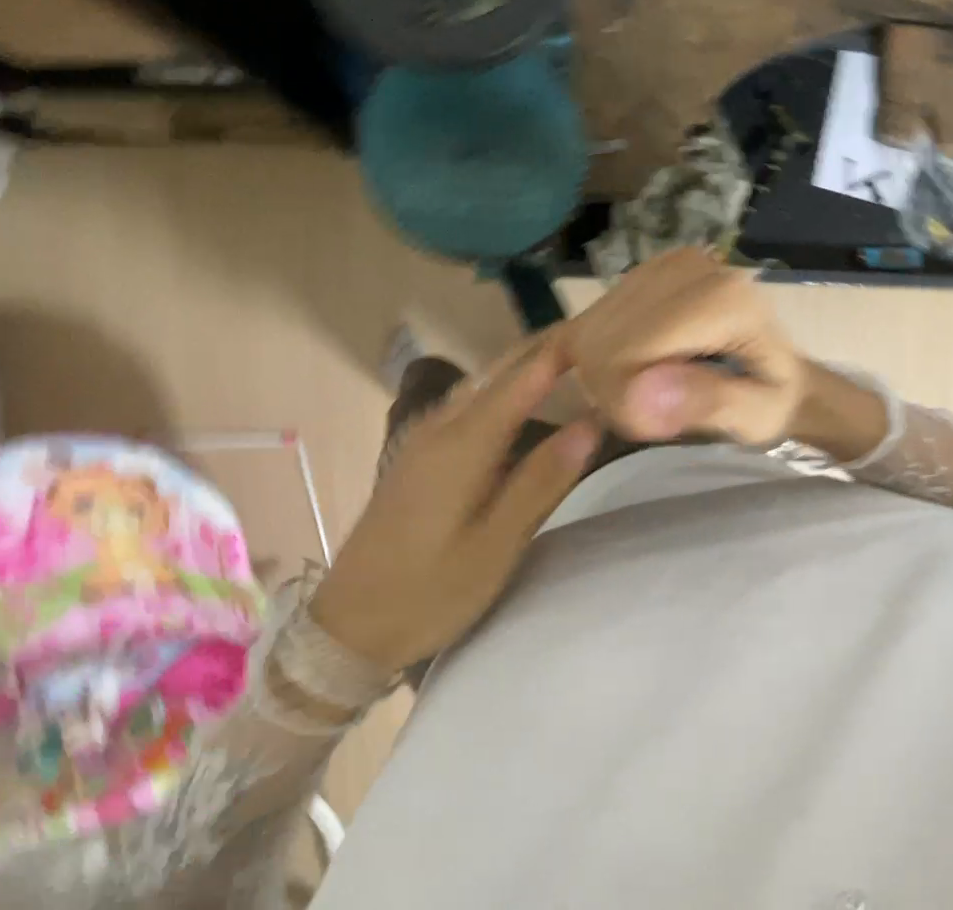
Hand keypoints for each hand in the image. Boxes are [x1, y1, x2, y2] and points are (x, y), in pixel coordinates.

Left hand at [309, 332, 600, 669]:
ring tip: (565, 357)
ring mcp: (421, 441)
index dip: (560, 350)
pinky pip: (464, 405)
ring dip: (519, 367)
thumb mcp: (496, 545)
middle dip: (541, 350)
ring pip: (478, 386)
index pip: (520, 379)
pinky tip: (516, 400)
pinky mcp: (415, 458)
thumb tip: (590, 422)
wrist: (349, 626)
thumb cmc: (430, 591)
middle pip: (495, 373)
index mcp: (462, 445)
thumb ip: (542, 480)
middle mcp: (439, 429)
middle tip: (593, 335)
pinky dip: (498, 390)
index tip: (604, 327)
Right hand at [564, 248, 805, 444]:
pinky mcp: (640, 275)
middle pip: (603, 337)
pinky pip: (587, 314)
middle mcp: (688, 268)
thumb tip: (643, 390)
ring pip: (589, 328)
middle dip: (611, 388)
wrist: (778, 371)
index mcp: (722, 299)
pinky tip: (566, 375)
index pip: (628, 350)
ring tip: (640, 396)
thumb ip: (711, 402)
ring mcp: (659, 266)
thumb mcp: (759, 416)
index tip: (652, 427)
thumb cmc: (772, 399)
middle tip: (646, 417)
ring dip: (600, 373)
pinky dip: (570, 349)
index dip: (624, 399)